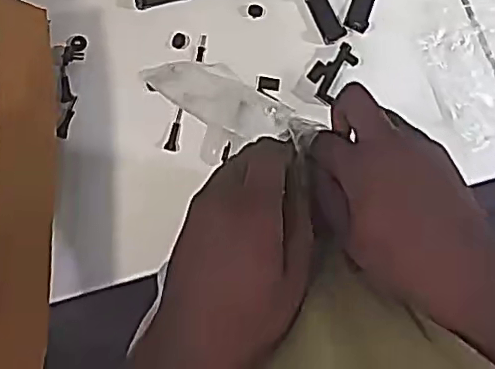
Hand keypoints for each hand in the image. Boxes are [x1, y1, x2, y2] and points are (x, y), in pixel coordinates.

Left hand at [130, 137, 314, 368]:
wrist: (193, 344)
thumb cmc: (243, 319)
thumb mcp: (294, 274)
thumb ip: (302, 221)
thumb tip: (304, 189)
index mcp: (252, 205)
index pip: (271, 150)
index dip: (291, 153)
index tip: (300, 165)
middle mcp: (223, 196)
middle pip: (250, 154)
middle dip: (271, 162)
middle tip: (287, 184)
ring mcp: (202, 205)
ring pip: (232, 167)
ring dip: (251, 175)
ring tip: (266, 206)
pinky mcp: (189, 218)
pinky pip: (217, 186)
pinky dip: (233, 191)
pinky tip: (243, 220)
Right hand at [309, 84, 494, 328]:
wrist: (465, 265)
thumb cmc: (412, 262)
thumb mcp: (352, 241)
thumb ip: (329, 201)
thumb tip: (320, 180)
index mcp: (360, 165)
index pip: (323, 139)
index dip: (316, 150)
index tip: (318, 159)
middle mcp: (387, 144)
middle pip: (354, 97)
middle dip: (341, 111)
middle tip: (341, 136)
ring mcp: (414, 143)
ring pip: (383, 114)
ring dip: (372, 132)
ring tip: (374, 167)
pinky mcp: (436, 150)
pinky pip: (408, 135)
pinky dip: (398, 148)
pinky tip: (400, 180)